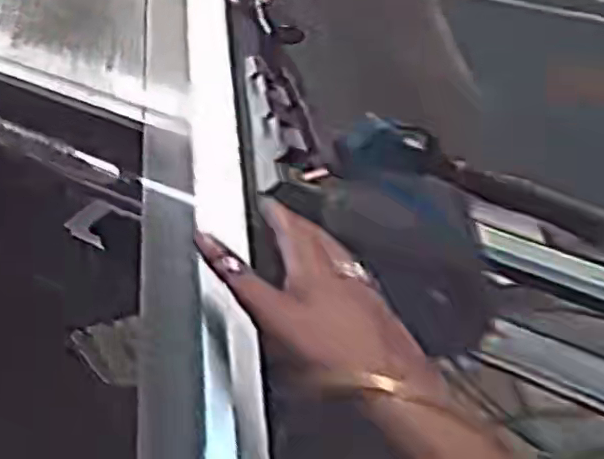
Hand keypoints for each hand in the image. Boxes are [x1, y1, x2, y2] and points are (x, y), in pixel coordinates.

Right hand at [197, 201, 435, 385]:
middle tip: (284, 218)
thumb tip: (206, 240)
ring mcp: (371, 301)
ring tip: (310, 248)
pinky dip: (343, 277)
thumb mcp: (267, 310)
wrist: (396, 401)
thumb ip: (235, 273)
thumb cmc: (332, 354)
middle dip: (301, 225)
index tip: (264, 201)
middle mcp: (346, 277)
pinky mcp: (387, 324)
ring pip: (344, 261)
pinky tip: (341, 291)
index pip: (292, 226)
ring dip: (324, 248)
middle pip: (322, 239)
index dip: (274, 210)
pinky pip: (360, 286)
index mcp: (314, 267)